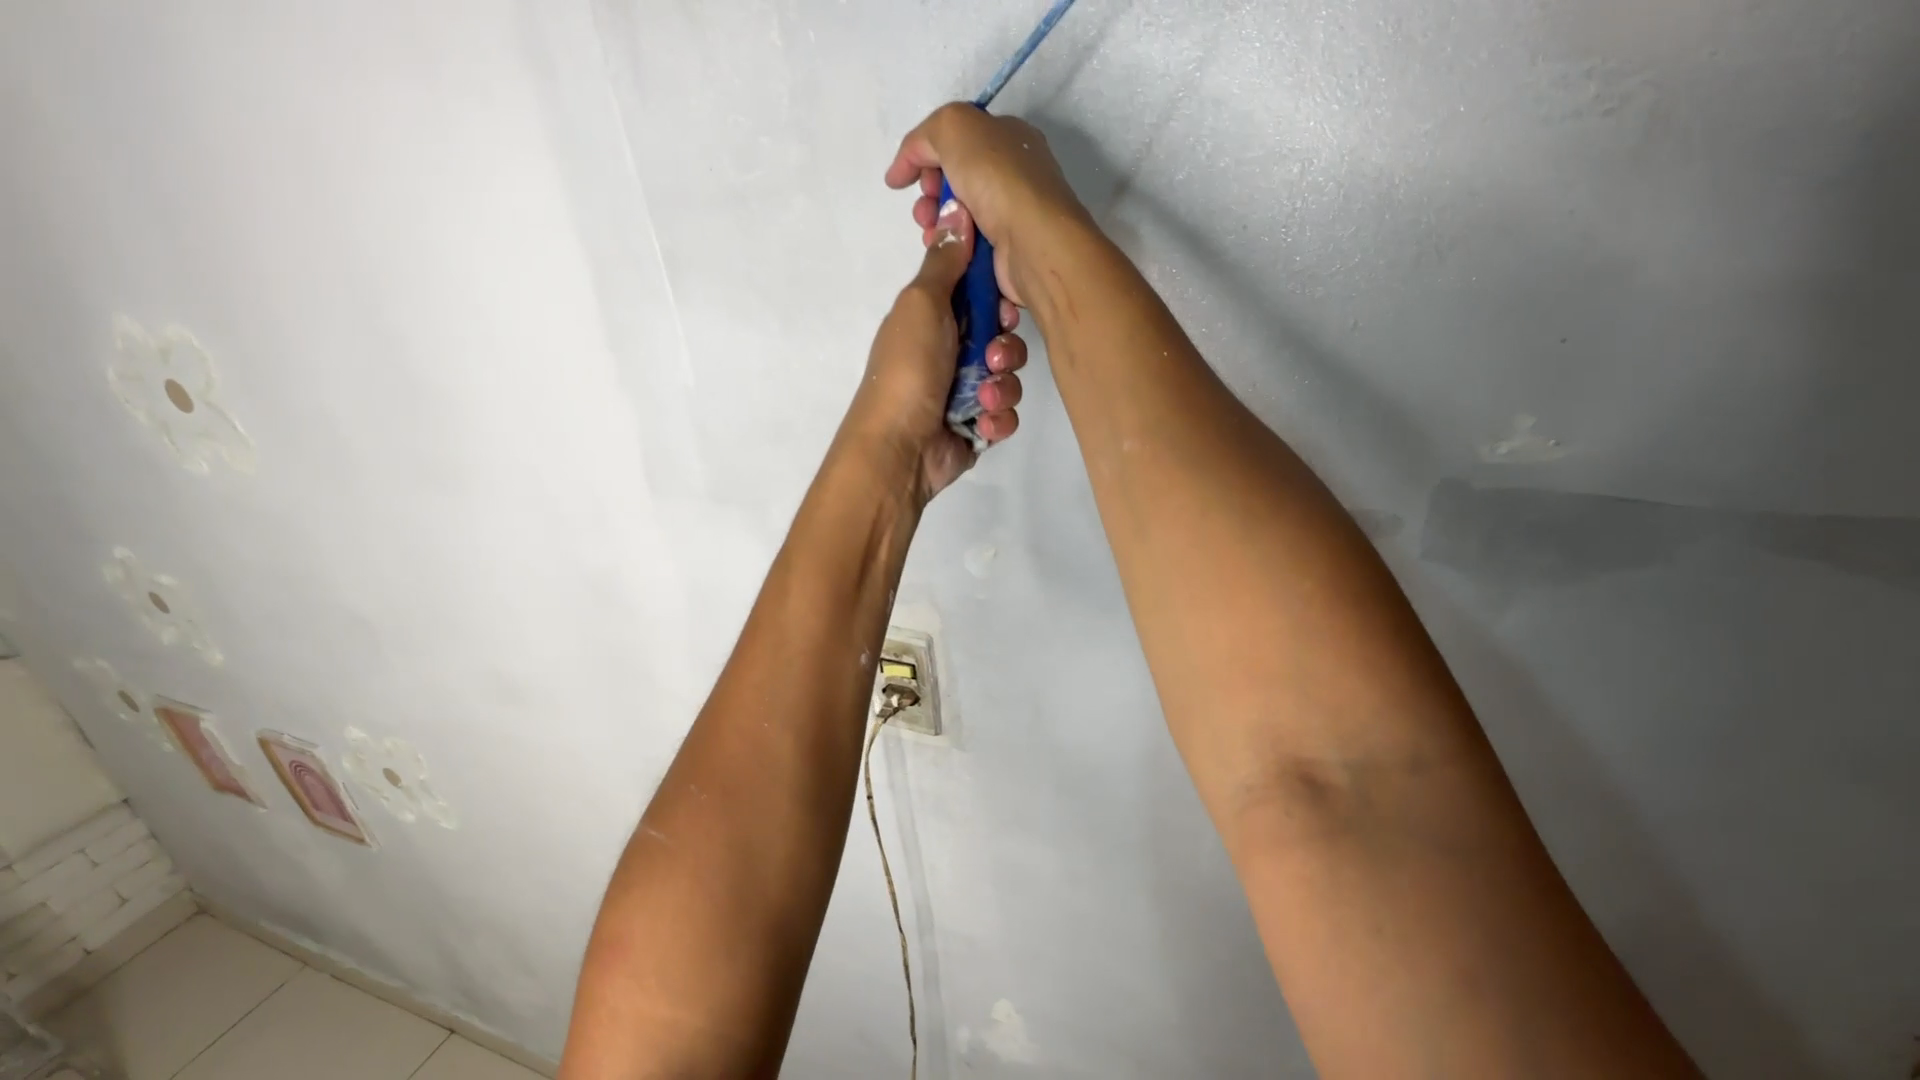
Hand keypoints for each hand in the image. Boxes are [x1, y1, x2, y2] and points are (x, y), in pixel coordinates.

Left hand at [844, 198, 1026, 499]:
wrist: (900, 446)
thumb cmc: (908, 369)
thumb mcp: (922, 304)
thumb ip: (945, 261)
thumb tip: (955, 208)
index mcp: (933, 316)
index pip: (979, 292)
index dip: (997, 296)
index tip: (1001, 306)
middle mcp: (950, 349)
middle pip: (1002, 334)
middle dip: (1006, 345)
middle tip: (992, 355)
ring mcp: (963, 389)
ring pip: (1009, 375)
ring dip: (1002, 385)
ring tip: (982, 398)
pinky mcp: (976, 424)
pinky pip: (1005, 412)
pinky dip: (997, 417)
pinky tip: (982, 423)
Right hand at [885, 104, 1089, 306]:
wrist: (1032, 241)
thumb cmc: (998, 178)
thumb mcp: (954, 128)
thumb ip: (923, 137)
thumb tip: (904, 168)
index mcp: (1007, 138)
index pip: (956, 142)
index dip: (926, 156)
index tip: (906, 179)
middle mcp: (1011, 174)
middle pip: (952, 180)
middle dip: (928, 194)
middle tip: (925, 209)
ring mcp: (1009, 215)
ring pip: (955, 216)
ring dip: (934, 222)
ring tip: (931, 231)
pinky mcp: (1004, 250)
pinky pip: (966, 244)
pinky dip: (949, 245)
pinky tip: (943, 248)